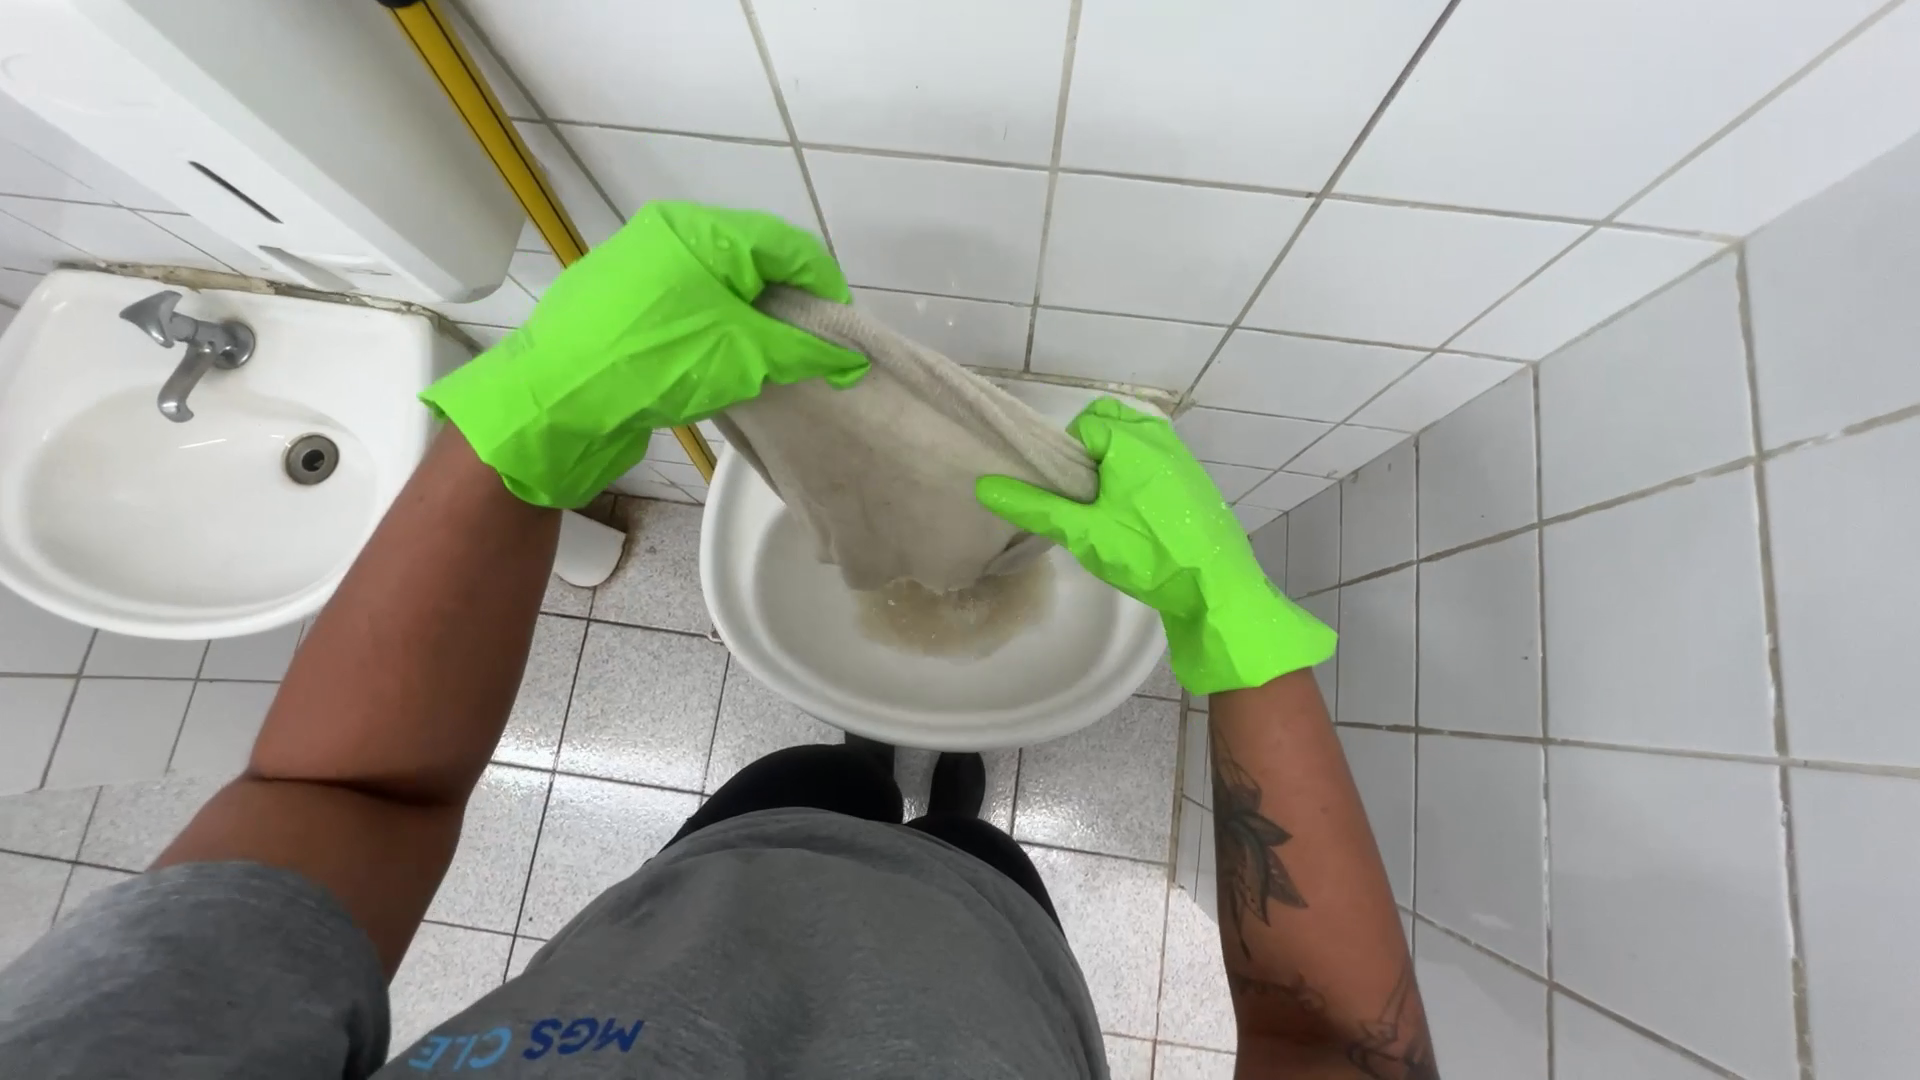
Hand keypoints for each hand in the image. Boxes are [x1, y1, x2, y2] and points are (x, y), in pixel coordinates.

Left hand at [420, 202, 867, 506]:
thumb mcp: (743, 357)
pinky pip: (694, 303)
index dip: (826, 287)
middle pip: (757, 262)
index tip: (843, 335)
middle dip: (792, 306)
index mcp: (702, 231)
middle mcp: (671, 235)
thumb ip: (804, 351)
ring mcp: (644, 266)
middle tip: (812, 350)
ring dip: (758, 320)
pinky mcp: (629, 300)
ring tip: (774, 361)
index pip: (789, 246)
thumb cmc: (655, 363)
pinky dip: (723, 327)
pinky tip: (727, 362)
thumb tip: (853, 359)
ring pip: (725, 284)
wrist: (554, 402)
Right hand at [976, 397, 1333, 694]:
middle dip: (1090, 450)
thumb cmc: (1146, 554)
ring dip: (1114, 462)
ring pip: (1134, 441)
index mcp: (1131, 441)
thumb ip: (1034, 507)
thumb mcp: (1082, 534)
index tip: (1067, 493)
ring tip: (1106, 508)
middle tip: (1083, 495)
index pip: (1083, 425)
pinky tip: (1137, 517)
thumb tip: (985, 486)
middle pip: (1110, 422)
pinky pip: (1155, 460)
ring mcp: (1182, 459)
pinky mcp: (1195, 482)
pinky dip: (1138, 474)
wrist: (1215, 589)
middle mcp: (1160, 439)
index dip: (1067, 456)